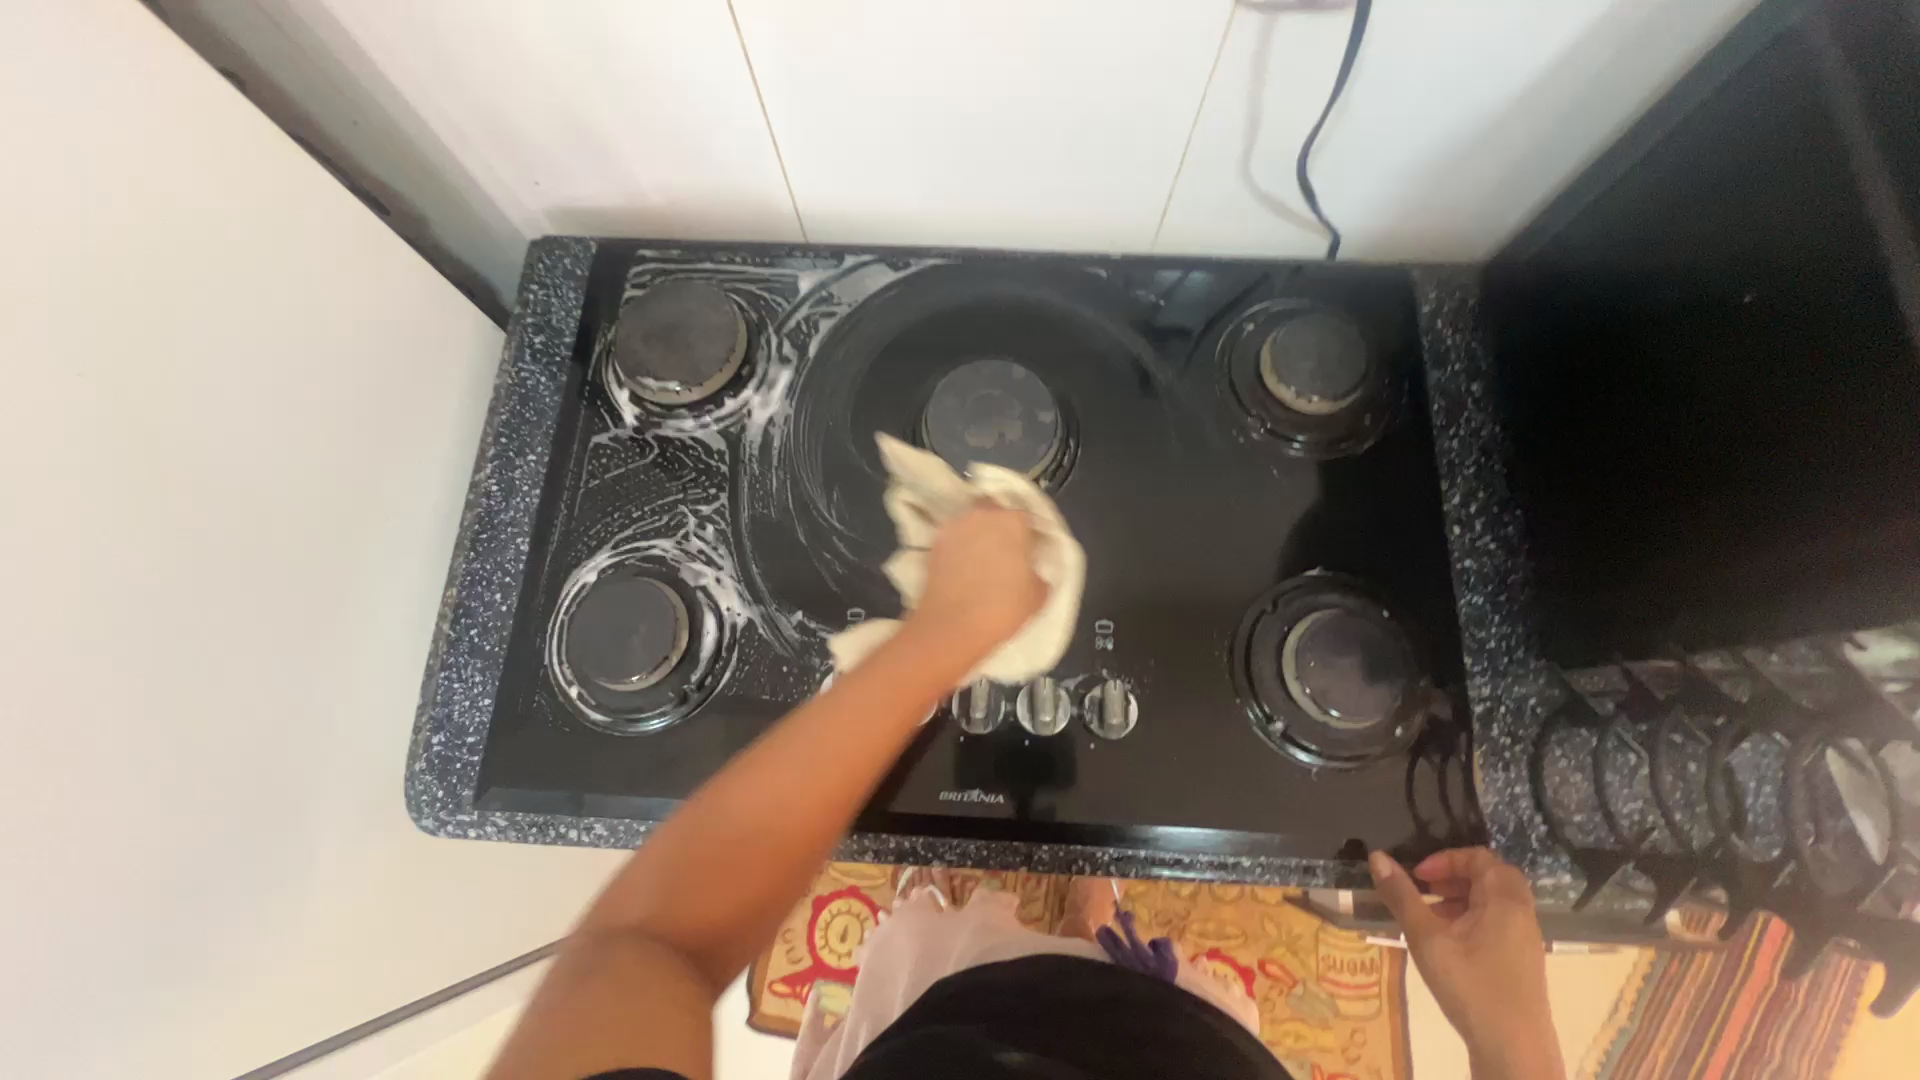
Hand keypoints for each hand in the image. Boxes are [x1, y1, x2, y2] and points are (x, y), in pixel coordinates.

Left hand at [909, 501, 1045, 654]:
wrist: (952, 625)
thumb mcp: (1038, 595)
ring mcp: (956, 526)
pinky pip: (954, 539)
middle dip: (1001, 527)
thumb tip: (1030, 571)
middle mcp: (983, 515)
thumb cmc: (1003, 608)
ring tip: (982, 560)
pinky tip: (963, 567)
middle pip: (996, 513)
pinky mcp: (934, 543)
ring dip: (978, 535)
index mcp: (1013, 521)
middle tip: (1006, 551)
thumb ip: (1038, 574)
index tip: (1030, 551)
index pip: (1027, 519)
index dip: (1029, 536)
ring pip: (972, 523)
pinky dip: (959, 548)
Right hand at [1370, 848, 1563, 1079]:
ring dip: (1459, 898)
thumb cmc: (1470, 986)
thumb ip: (1401, 895)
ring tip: (1428, 916)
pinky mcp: (1520, 962)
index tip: (1418, 877)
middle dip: (1453, 876)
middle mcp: (1521, 915)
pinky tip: (1445, 942)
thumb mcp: (1425, 937)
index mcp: (1505, 902)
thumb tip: (1377, 856)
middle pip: (1490, 876)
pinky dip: (1469, 918)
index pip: (1480, 858)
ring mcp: (1524, 940)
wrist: (1514, 1052)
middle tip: (1425, 889)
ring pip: (1493, 901)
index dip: (1446, 860)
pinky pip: (1496, 922)